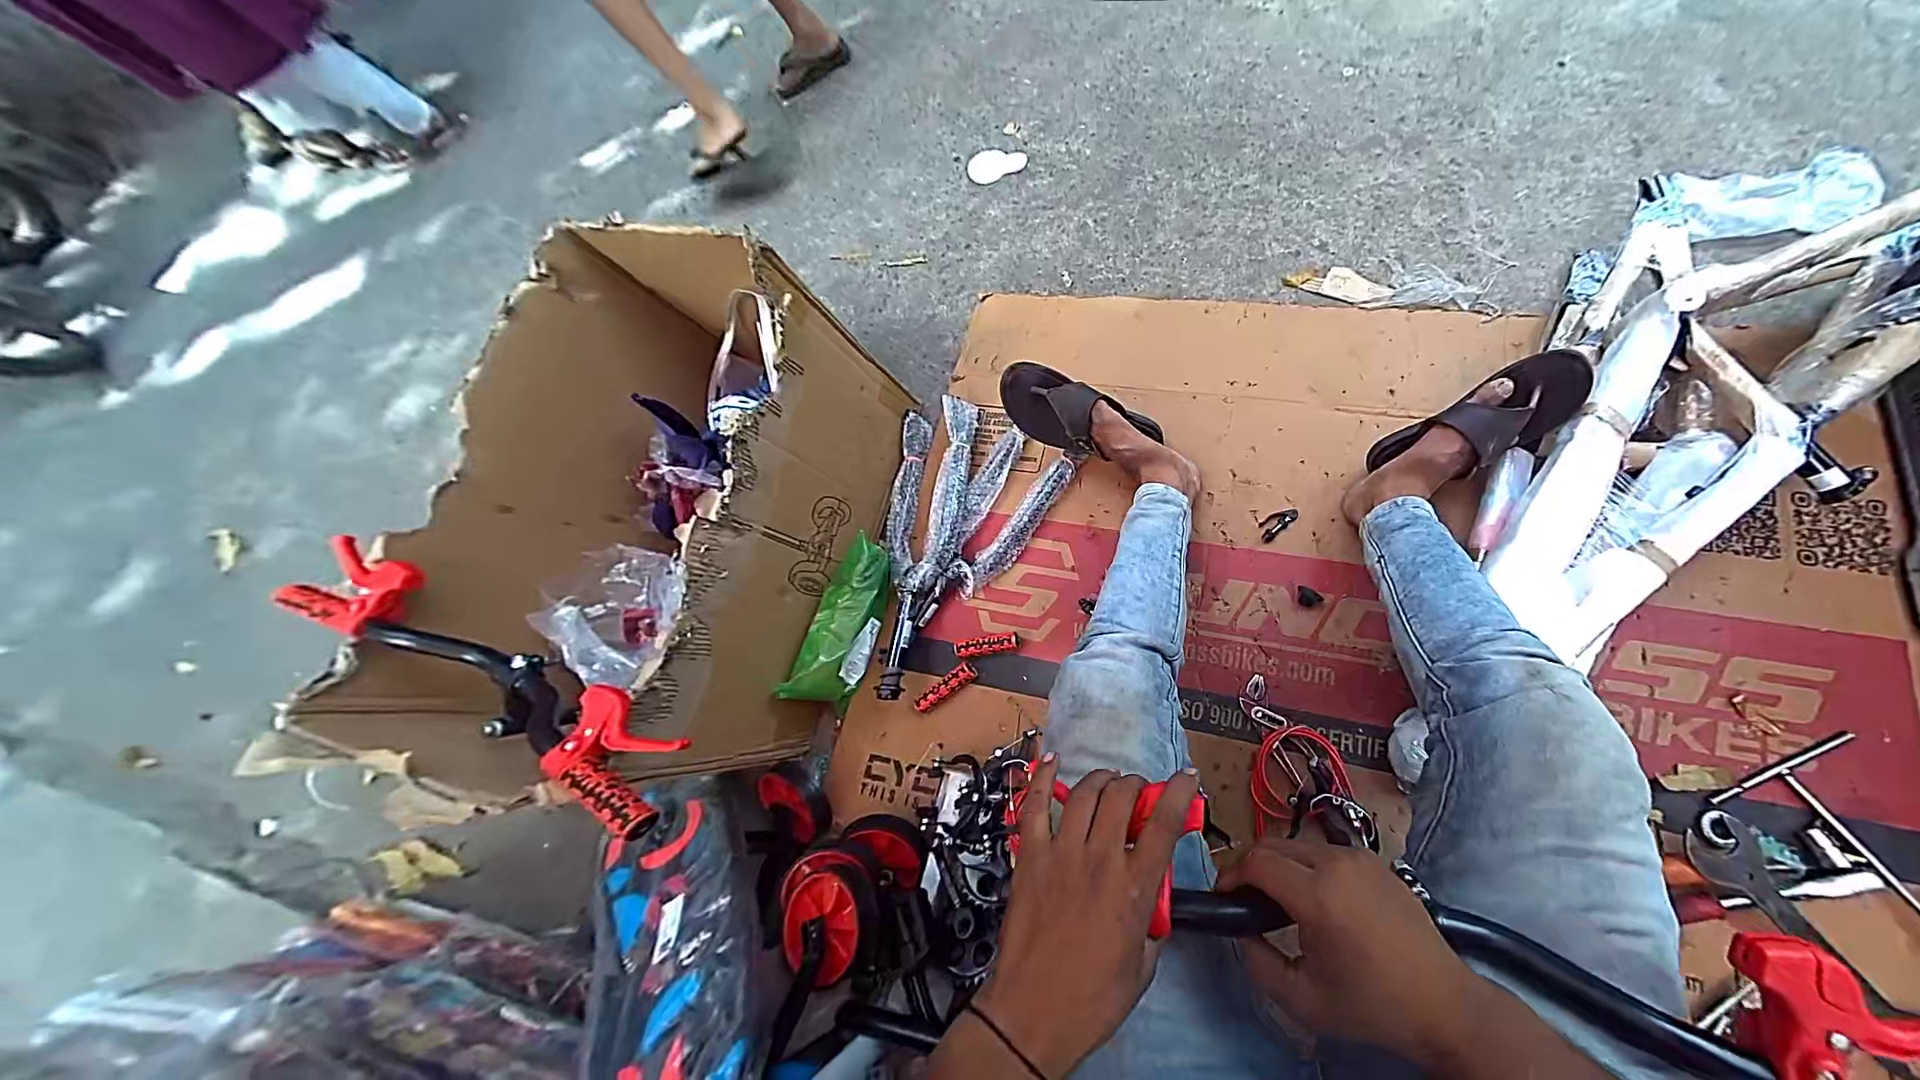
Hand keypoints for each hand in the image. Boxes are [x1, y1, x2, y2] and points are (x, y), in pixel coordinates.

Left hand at [959, 753, 1200, 1077]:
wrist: (1033, 1011)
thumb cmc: (1092, 998)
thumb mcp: (1143, 965)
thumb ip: (1151, 922)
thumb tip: (1150, 897)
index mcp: (1134, 889)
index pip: (1164, 825)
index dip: (1179, 793)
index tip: (1185, 778)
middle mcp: (1099, 861)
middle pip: (1121, 798)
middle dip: (1135, 785)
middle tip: (1137, 791)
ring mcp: (1060, 853)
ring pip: (1083, 794)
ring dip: (1100, 780)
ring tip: (1107, 782)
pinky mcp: (1029, 855)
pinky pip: (1033, 805)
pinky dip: (1042, 778)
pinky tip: (1051, 762)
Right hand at [1219, 838, 1489, 1065]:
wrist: (1448, 1007)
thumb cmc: (1374, 1005)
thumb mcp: (1304, 1000)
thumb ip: (1257, 962)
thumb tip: (1241, 930)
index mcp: (1319, 895)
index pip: (1255, 862)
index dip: (1230, 875)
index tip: (1224, 896)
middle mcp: (1337, 864)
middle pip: (1271, 846)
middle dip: (1250, 868)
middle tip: (1248, 898)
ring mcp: (1359, 858)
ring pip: (1296, 845)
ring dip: (1278, 864)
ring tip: (1281, 899)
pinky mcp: (1374, 861)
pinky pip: (1324, 851)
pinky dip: (1307, 866)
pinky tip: (1316, 897)